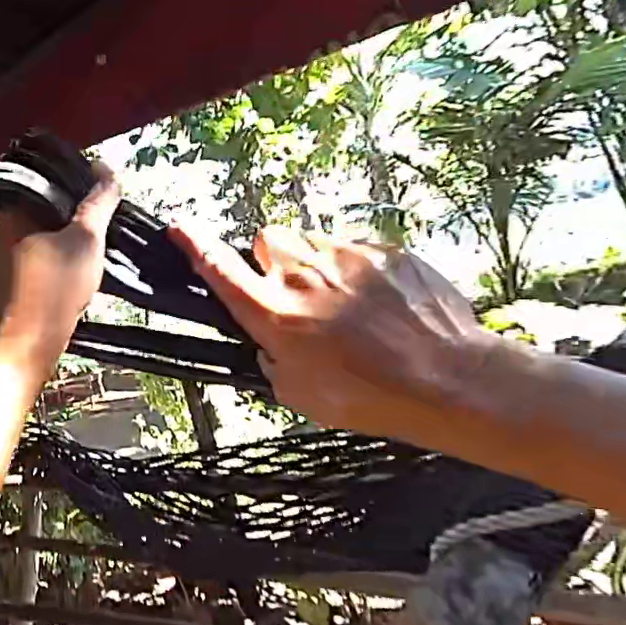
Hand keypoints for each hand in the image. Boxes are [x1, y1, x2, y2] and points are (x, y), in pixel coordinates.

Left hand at [0, 164, 119, 358]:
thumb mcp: (86, 239)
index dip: (72, 187)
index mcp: (11, 214)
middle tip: (96, 229)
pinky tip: (73, 276)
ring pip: (40, 239)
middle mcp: (0, 234)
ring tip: (88, 253)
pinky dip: (56, 265)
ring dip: (65, 243)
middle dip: (71, 219)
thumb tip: (105, 171)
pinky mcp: (11, 286)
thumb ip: (98, 202)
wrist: (31, 343)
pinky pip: (37, 263)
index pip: (42, 184)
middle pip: (42, 212)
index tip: (95, 198)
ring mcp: (3, 262)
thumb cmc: (55, 290)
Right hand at [169, 225, 501, 435]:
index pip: (219, 268)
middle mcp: (302, 274)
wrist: (447, 380)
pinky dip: (354, 270)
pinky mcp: (385, 250)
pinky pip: (353, 249)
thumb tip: (271, 343)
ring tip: (341, 303)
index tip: (179, 228)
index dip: (194, 245)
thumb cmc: (367, 397)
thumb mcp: (297, 394)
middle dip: (271, 260)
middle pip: (266, 239)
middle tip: (291, 293)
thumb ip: (271, 360)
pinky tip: (377, 303)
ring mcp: (346, 255)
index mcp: (272, 312)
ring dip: (313, 265)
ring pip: (311, 242)